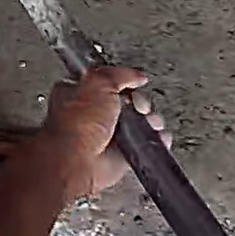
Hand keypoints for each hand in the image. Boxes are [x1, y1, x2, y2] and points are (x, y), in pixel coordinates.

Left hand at [36, 66, 166, 196]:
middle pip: (127, 101)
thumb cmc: (77, 123)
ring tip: (149, 121)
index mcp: (78, 91)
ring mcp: (106, 133)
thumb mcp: (98, 84)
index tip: (133, 83)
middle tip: (139, 106)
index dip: (123, 81)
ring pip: (138, 122)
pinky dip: (155, 140)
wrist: (79, 160)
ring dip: (150, 120)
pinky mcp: (120, 153)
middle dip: (140, 102)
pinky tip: (157, 136)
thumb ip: (118, 75)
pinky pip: (144, 143)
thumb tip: (136, 75)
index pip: (106, 80)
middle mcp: (91, 112)